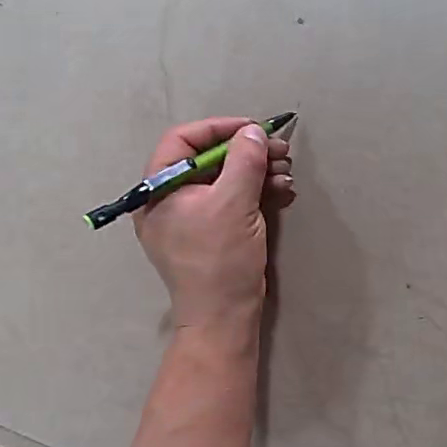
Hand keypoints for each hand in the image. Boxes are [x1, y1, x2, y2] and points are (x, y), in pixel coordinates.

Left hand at [135, 118, 294, 329]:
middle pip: (208, 159)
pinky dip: (256, 193)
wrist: (223, 318)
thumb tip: (252, 132)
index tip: (253, 129)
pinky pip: (230, 201)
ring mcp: (190, 218)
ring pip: (224, 180)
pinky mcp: (210, 233)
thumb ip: (244, 160)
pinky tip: (283, 191)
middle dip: (247, 152)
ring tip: (287, 174)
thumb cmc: (220, 259)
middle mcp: (169, 199)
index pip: (183, 139)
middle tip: (281, 151)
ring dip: (258, 172)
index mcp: (159, 188)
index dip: (220, 128)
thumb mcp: (235, 203)